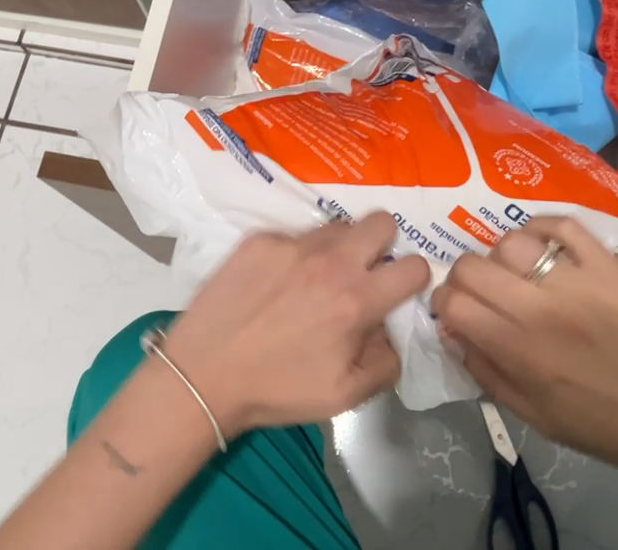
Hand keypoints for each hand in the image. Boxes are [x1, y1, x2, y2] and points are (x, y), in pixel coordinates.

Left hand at [159, 211, 430, 434]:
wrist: (203, 373)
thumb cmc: (276, 389)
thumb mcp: (344, 396)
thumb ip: (385, 362)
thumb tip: (393, 331)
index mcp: (356, 300)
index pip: (414, 266)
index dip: (413, 279)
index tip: (398, 290)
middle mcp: (329, 261)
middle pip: (381, 221)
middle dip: (382, 243)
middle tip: (364, 270)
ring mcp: (291, 244)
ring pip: (336, 225)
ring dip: (338, 247)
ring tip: (316, 278)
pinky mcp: (259, 238)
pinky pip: (293, 235)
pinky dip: (295, 254)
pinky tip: (276, 282)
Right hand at [431, 217, 617, 489]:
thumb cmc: (615, 428)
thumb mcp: (541, 420)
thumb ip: (490, 377)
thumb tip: (454, 336)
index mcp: (522, 353)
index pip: (454, 306)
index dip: (444, 304)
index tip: (456, 311)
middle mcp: (541, 310)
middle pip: (471, 267)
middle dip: (464, 278)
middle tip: (482, 292)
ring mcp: (577, 281)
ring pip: (510, 242)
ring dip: (502, 256)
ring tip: (517, 272)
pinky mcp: (609, 264)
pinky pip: (561, 225)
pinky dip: (542, 226)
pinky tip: (541, 244)